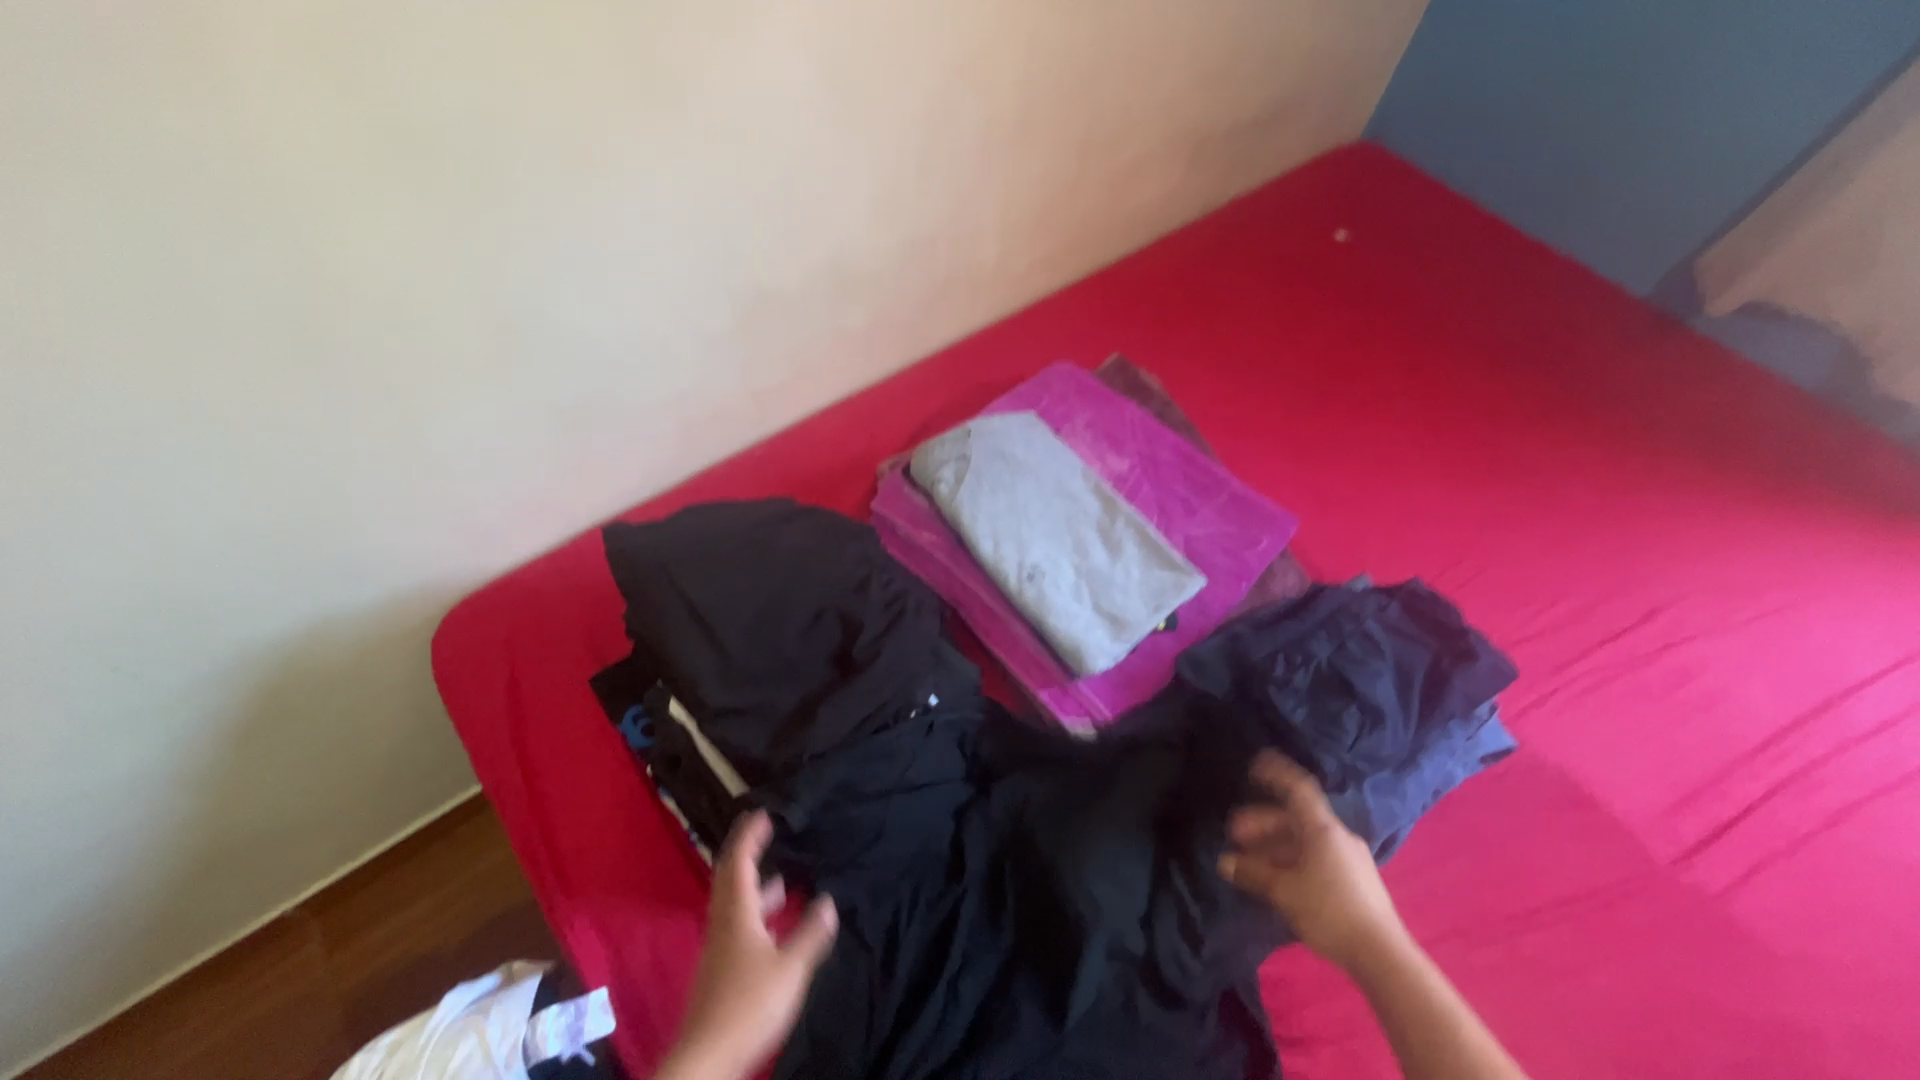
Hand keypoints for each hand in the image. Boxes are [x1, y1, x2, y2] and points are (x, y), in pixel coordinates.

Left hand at [657, 810, 838, 1079]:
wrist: (708, 1056)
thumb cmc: (749, 1003)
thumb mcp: (789, 967)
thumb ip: (810, 934)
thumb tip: (827, 901)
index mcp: (737, 913)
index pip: (739, 862)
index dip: (750, 836)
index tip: (763, 813)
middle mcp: (724, 922)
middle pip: (732, 879)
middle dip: (749, 854)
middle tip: (768, 835)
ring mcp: (721, 946)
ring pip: (736, 903)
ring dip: (756, 885)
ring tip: (783, 877)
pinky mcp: (723, 968)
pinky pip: (740, 924)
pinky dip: (758, 912)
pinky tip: (777, 925)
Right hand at [1218, 751, 1407, 972]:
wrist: (1380, 953)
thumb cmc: (1329, 911)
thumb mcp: (1284, 890)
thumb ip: (1253, 872)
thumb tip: (1225, 862)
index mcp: (1322, 830)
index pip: (1298, 789)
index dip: (1276, 774)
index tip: (1254, 768)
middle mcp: (1337, 837)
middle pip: (1295, 819)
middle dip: (1262, 824)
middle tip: (1234, 834)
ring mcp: (1348, 859)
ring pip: (1303, 842)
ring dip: (1274, 847)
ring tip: (1249, 863)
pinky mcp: (1353, 881)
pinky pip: (1314, 859)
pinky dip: (1291, 861)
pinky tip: (1275, 880)